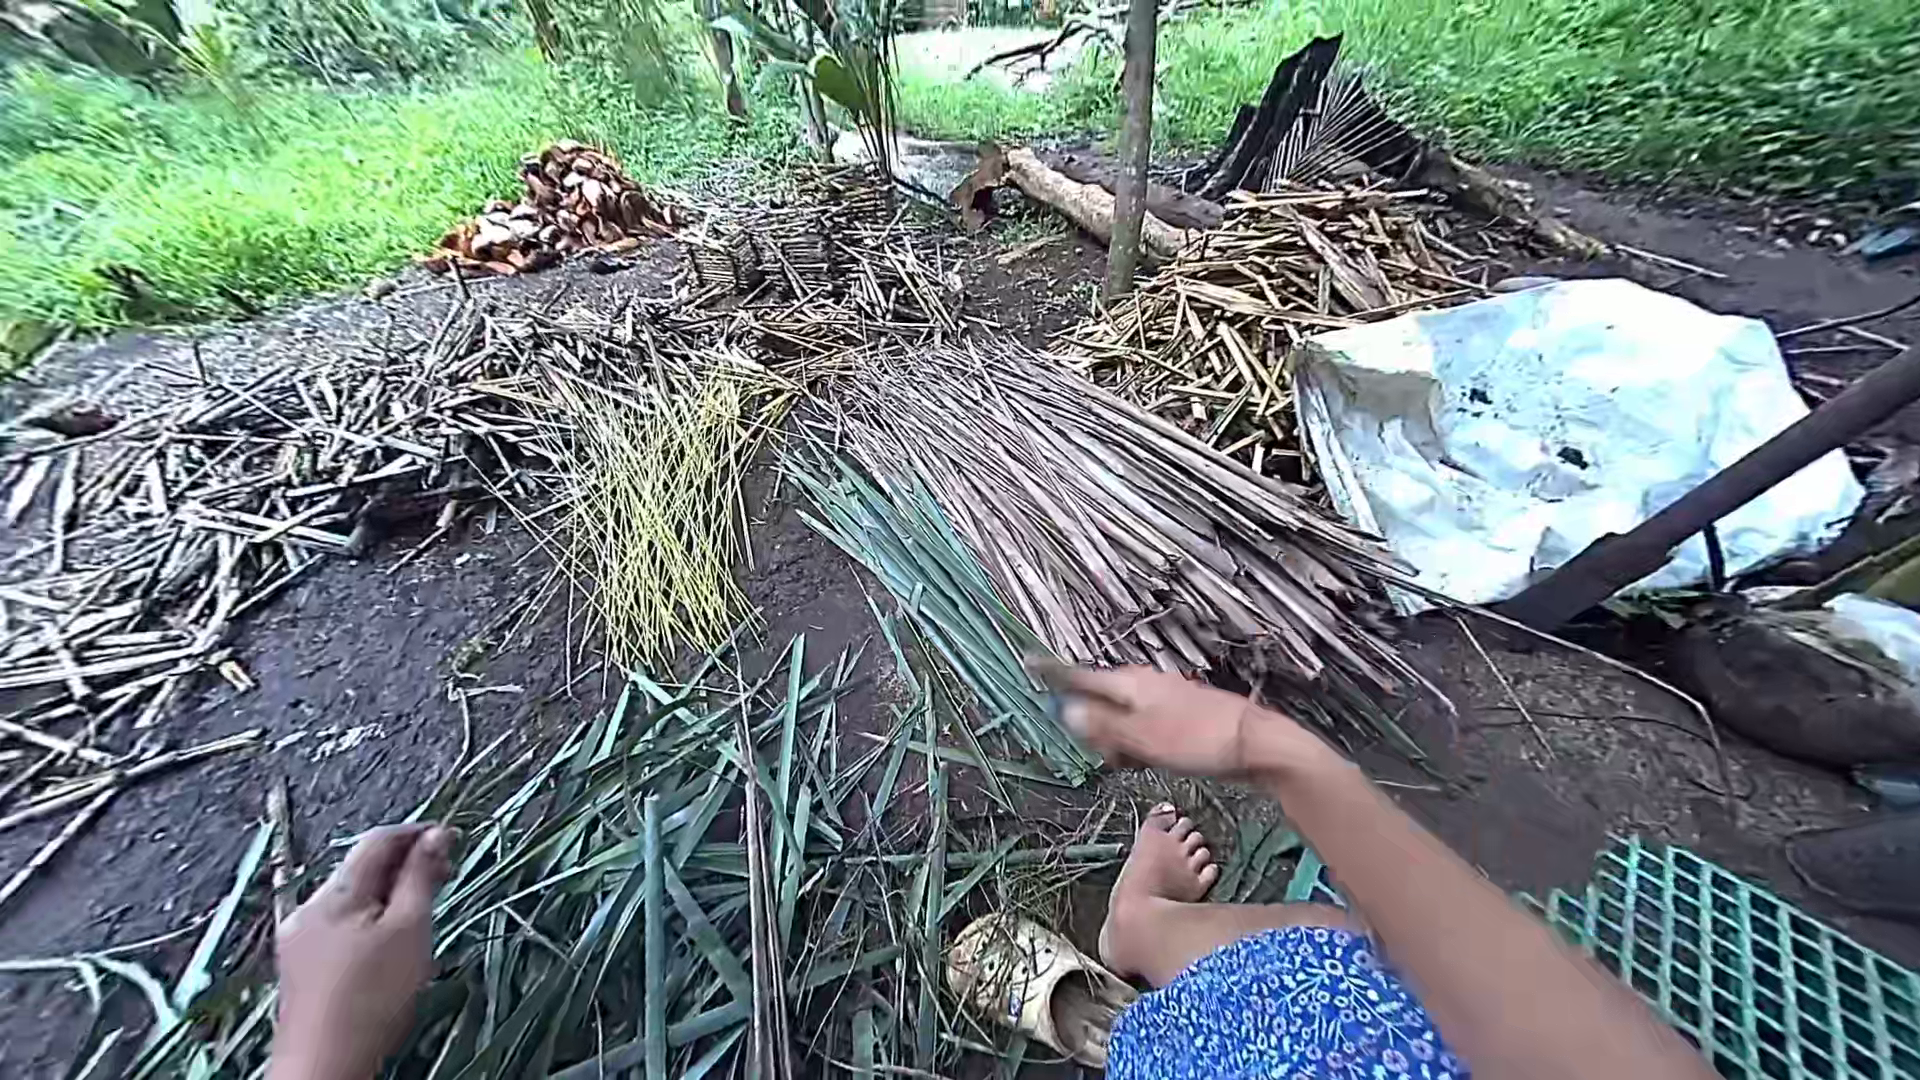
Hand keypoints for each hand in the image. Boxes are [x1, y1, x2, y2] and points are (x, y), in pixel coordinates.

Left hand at [269, 823, 454, 1079]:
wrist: (325, 1068)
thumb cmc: (376, 991)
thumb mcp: (411, 923)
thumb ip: (421, 873)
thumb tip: (438, 832)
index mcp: (331, 897)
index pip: (378, 840)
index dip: (419, 832)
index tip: (457, 839)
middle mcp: (309, 910)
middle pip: (367, 865)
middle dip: (410, 860)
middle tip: (450, 871)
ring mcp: (303, 937)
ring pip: (360, 891)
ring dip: (398, 885)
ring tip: (432, 897)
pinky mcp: (307, 959)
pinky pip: (349, 916)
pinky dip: (380, 909)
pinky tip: (402, 925)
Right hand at [1052, 665, 1344, 780]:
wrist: (1257, 745)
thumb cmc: (1196, 739)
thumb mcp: (1142, 738)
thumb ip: (1101, 726)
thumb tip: (1064, 711)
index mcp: (1128, 683)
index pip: (1080, 676)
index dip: (1053, 672)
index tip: (1028, 662)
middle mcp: (1140, 684)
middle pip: (1098, 703)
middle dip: (1097, 730)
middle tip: (1115, 756)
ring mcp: (1158, 699)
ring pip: (1120, 719)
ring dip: (1119, 742)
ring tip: (1138, 762)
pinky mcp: (1174, 716)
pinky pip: (1140, 727)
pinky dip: (1138, 744)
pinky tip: (1151, 760)